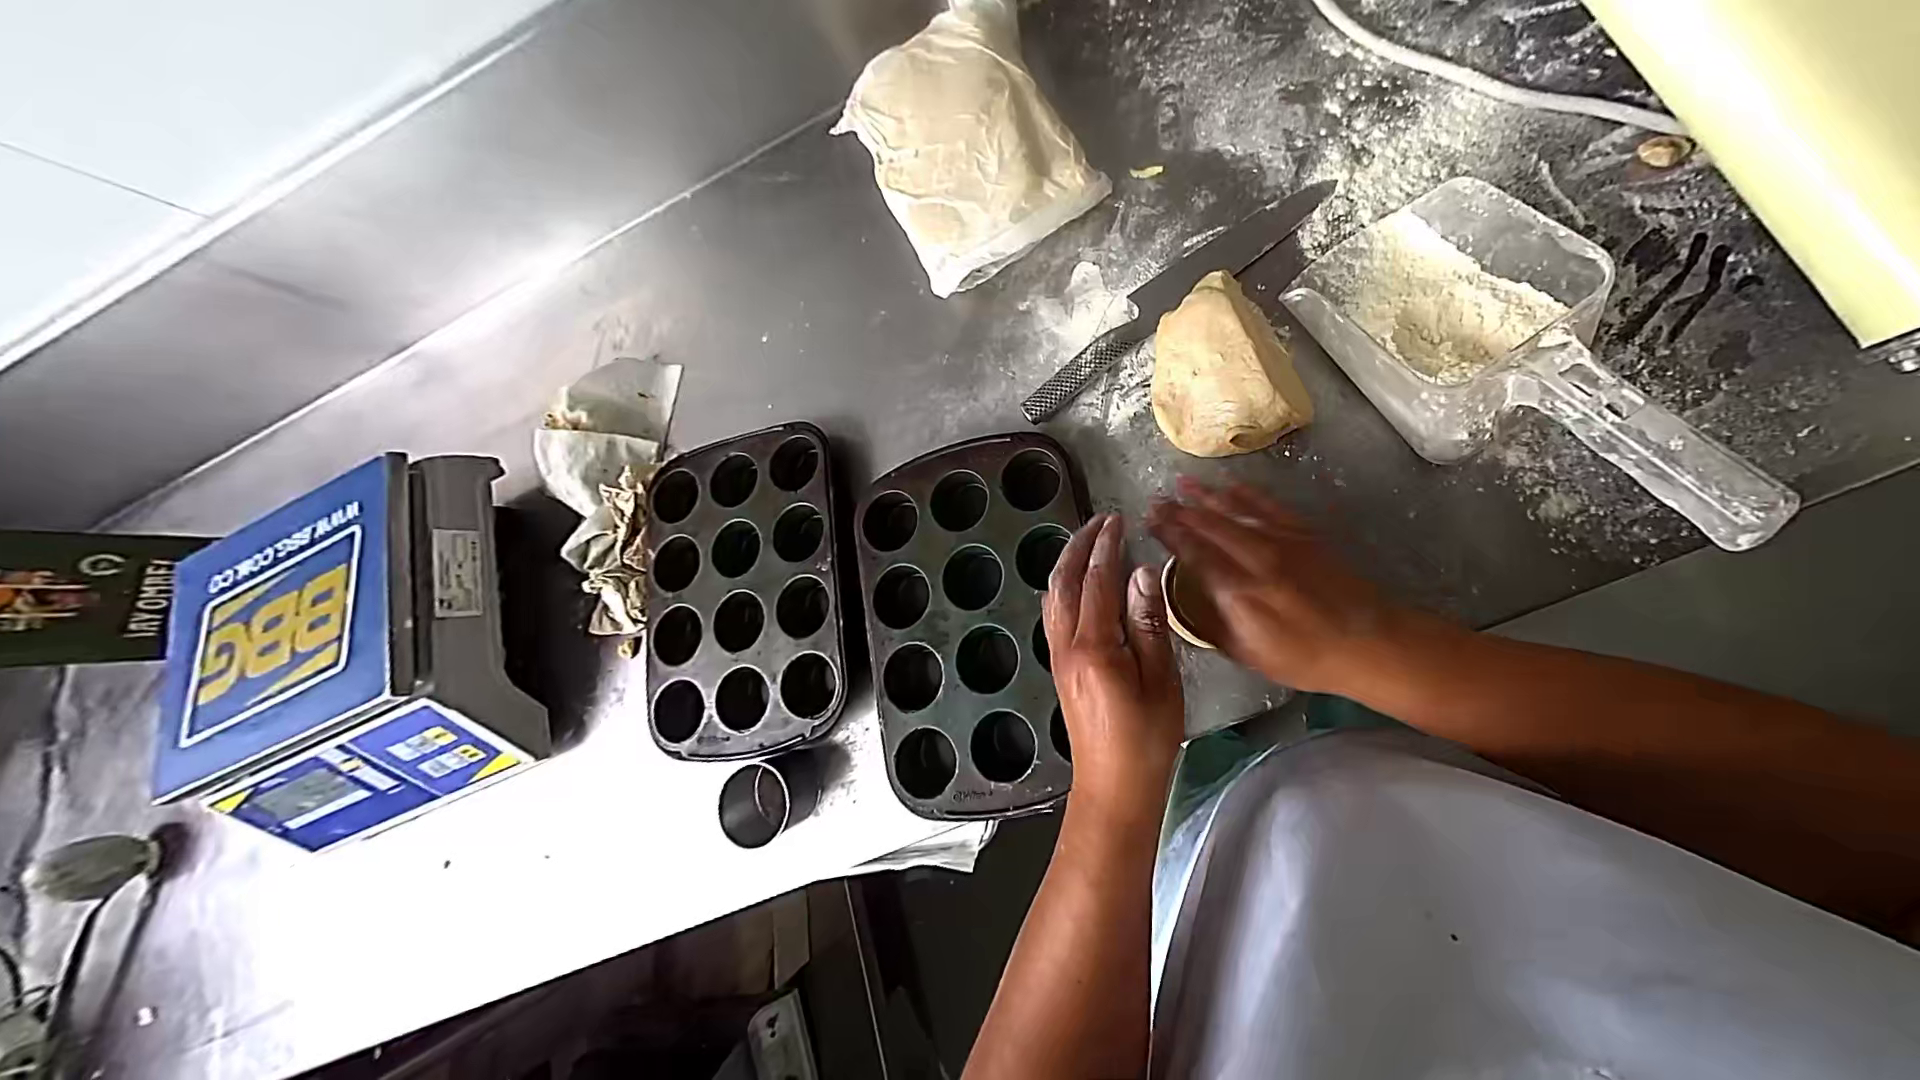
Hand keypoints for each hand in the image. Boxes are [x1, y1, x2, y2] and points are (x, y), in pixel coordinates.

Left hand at [1045, 513, 1183, 806]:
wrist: (1112, 785)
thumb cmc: (1146, 738)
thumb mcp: (1161, 680)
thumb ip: (1149, 624)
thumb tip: (1141, 573)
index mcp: (1094, 646)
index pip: (1097, 581)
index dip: (1105, 547)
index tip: (1115, 520)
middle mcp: (1066, 645)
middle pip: (1064, 582)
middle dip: (1078, 546)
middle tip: (1097, 521)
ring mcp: (1057, 656)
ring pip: (1053, 597)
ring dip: (1066, 564)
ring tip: (1085, 543)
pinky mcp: (1059, 667)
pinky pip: (1054, 615)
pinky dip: (1062, 588)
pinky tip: (1074, 585)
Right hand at [1146, 479, 1411, 694]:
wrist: (1370, 644)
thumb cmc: (1304, 657)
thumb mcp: (1246, 652)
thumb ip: (1210, 622)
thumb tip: (1183, 600)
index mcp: (1238, 591)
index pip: (1193, 552)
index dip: (1169, 533)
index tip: (1150, 521)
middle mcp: (1256, 559)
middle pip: (1209, 525)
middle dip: (1179, 510)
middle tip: (1157, 500)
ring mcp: (1282, 542)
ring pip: (1236, 510)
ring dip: (1206, 495)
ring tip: (1183, 482)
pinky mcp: (1304, 534)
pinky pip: (1269, 506)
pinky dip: (1247, 494)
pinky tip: (1231, 486)